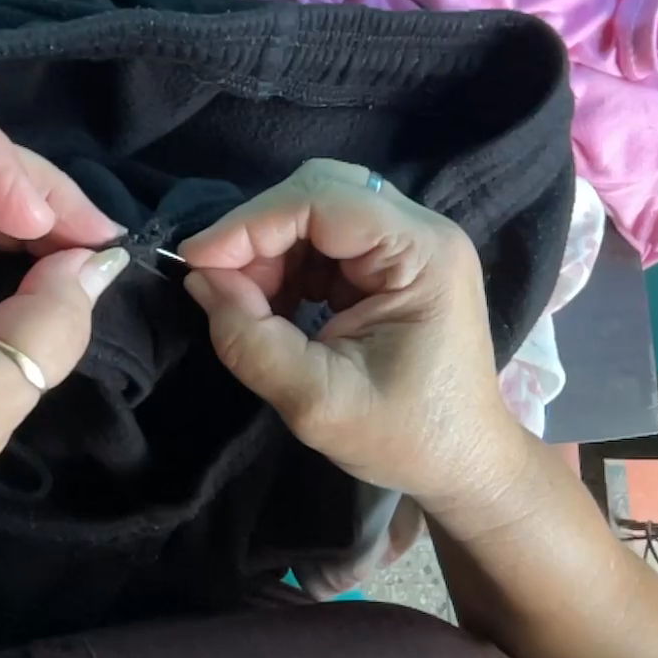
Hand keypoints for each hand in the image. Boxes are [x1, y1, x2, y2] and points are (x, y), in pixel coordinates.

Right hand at [178, 159, 526, 507]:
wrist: (461, 464)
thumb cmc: (405, 439)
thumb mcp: (316, 401)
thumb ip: (249, 341)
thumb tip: (200, 280)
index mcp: (422, 254)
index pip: (323, 200)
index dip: (250, 222)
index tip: (195, 262)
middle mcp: (423, 233)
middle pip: (321, 193)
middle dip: (260, 235)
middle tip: (224, 288)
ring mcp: (412, 245)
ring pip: (319, 213)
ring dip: (272, 253)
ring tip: (251, 306)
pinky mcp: (397, 265)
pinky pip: (328, 242)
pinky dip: (290, 267)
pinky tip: (278, 308)